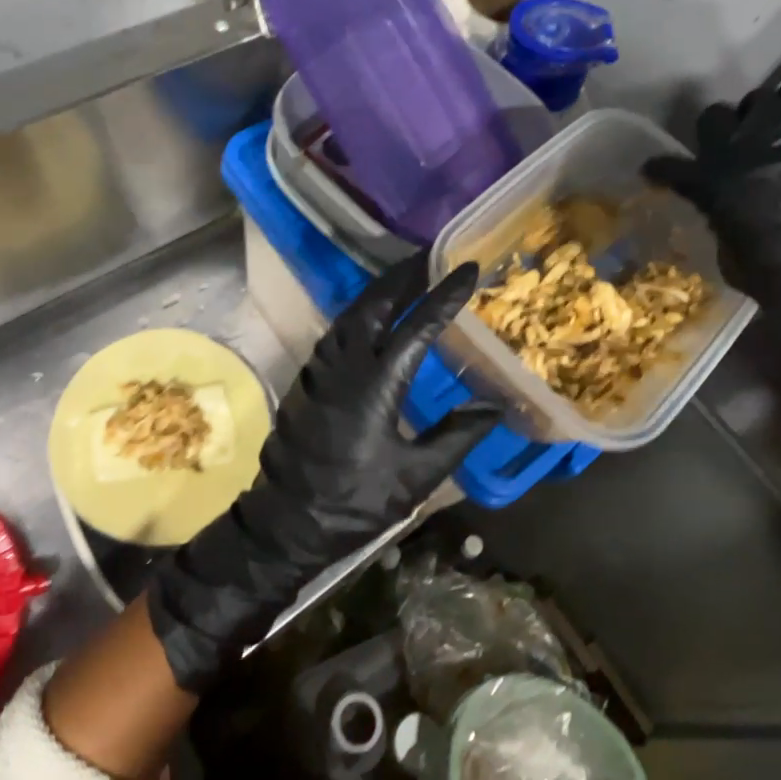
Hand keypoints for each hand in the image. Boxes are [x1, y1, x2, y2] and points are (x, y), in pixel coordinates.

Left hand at [147, 253, 498, 690]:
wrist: (286, 523)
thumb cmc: (355, 503)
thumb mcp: (415, 477)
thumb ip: (456, 436)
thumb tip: (494, 405)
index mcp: (375, 383)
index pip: (417, 324)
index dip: (445, 295)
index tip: (468, 269)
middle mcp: (343, 365)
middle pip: (374, 303)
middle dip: (404, 275)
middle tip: (432, 256)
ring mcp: (319, 370)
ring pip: (350, 314)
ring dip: (379, 290)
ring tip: (407, 277)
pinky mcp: (306, 381)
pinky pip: (336, 331)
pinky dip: (359, 313)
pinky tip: (372, 317)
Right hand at [643, 71, 780, 376]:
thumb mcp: (731, 256)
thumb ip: (721, 220)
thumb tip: (723, 209)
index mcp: (711, 183)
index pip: (671, 166)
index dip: (663, 168)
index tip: (658, 170)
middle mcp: (740, 148)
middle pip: (714, 117)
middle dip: (720, 133)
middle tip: (733, 150)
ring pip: (760, 99)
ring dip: (762, 117)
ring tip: (774, 133)